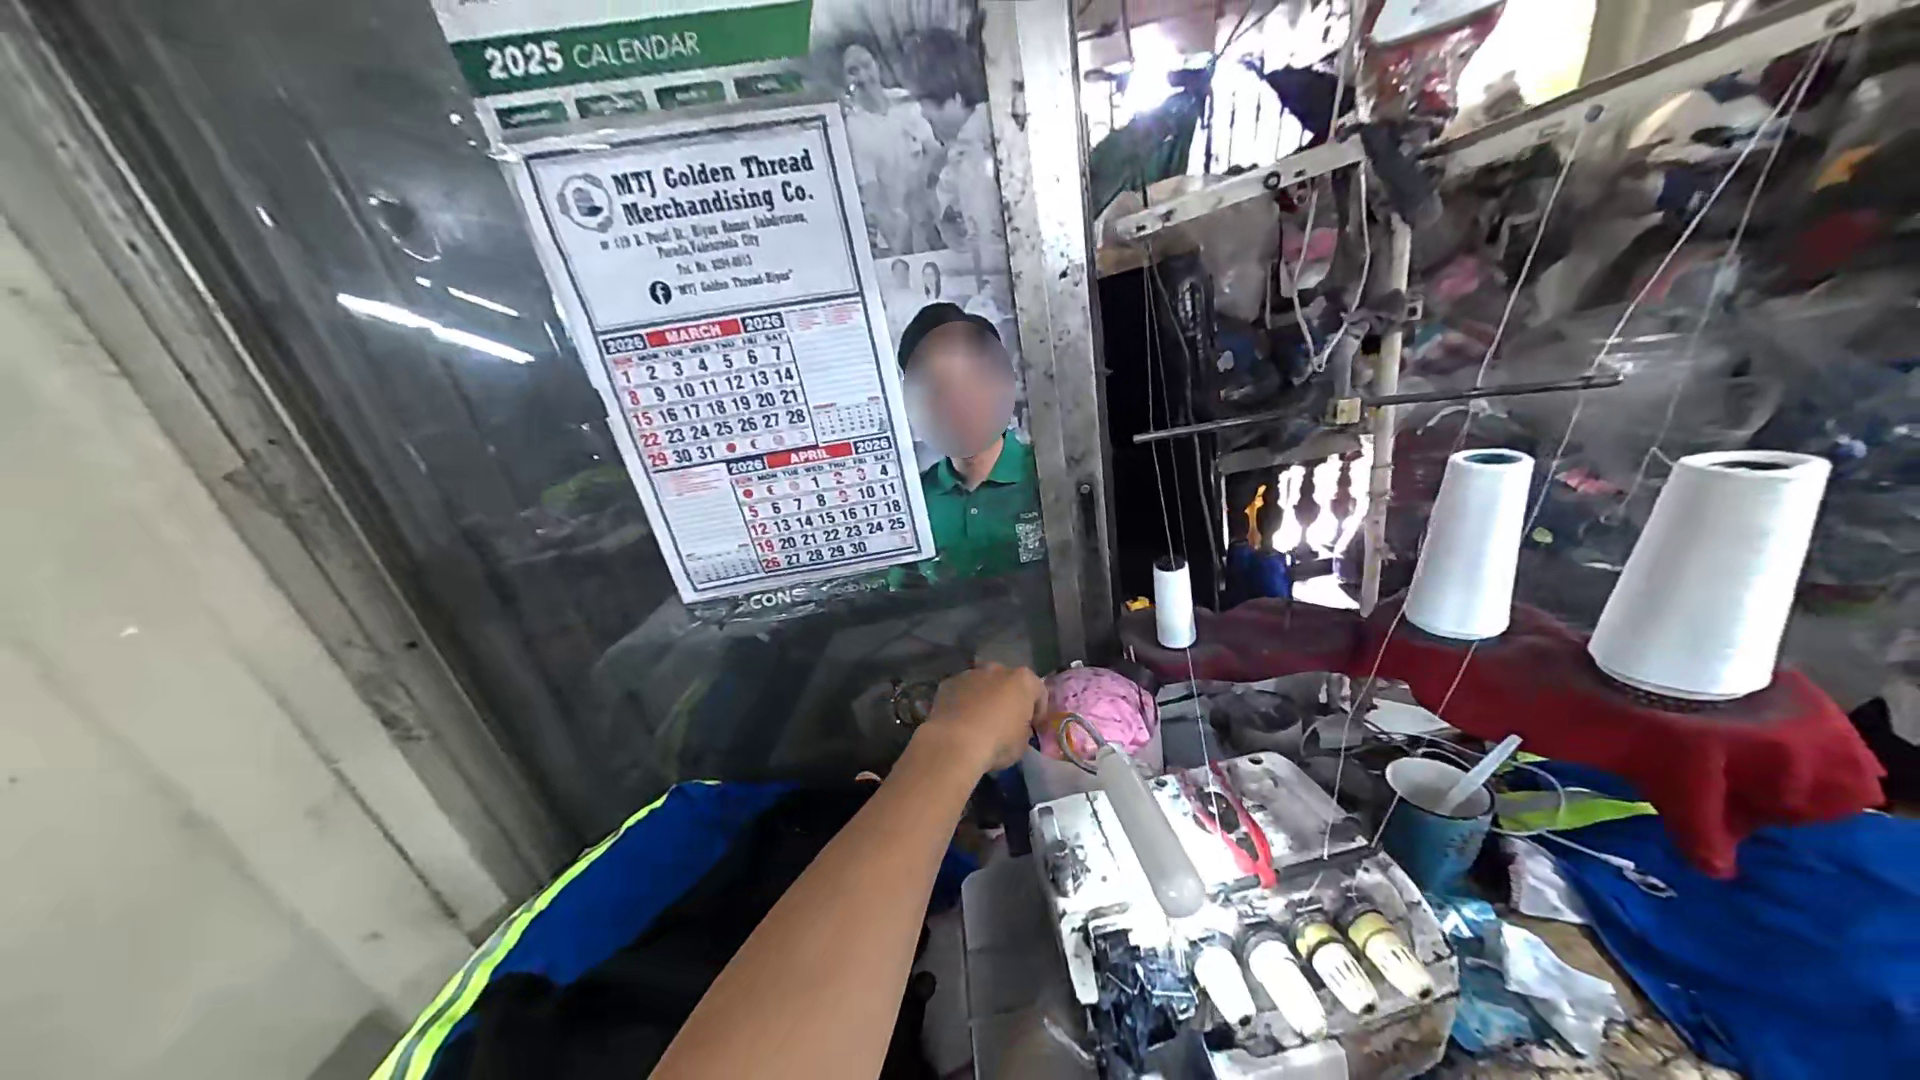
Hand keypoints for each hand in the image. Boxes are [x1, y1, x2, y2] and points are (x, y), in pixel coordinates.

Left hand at [917, 663, 1047, 772]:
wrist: (955, 742)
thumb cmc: (998, 742)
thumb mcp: (1023, 742)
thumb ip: (1023, 727)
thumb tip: (1016, 727)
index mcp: (1022, 680)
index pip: (1038, 691)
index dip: (1039, 710)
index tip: (1034, 727)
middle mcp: (996, 670)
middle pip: (1008, 681)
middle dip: (1008, 697)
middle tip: (1006, 720)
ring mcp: (970, 674)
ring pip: (982, 683)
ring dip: (984, 697)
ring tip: (979, 721)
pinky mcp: (948, 683)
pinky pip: (961, 691)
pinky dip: (963, 701)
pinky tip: (960, 721)